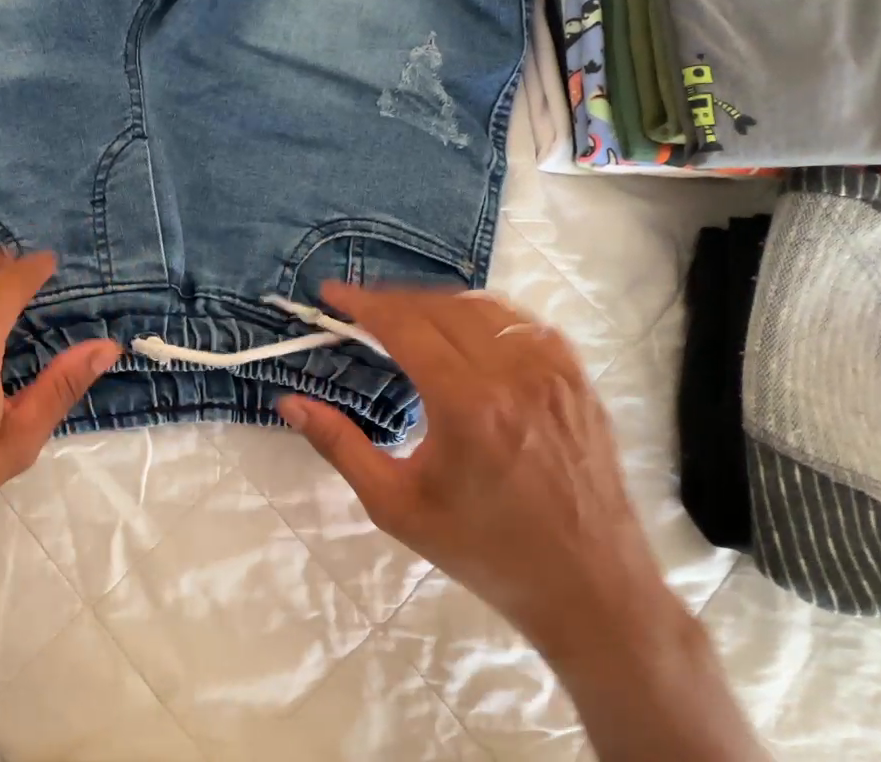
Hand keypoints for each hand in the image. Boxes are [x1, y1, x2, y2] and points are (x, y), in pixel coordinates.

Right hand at [276, 283, 671, 651]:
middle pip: (441, 307)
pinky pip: (524, 324)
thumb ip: (339, 446)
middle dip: (392, 299)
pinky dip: (484, 313)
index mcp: (467, 404)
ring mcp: (555, 375)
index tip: (331, 293)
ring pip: (485, 307)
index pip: (405, 326)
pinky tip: (465, 328)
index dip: (363, 303)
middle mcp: (515, 376)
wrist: (590, 588)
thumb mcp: (395, 505)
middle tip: (356, 306)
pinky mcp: (578, 383)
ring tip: (403, 312)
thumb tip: (290, 403)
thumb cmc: (483, 549)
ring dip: (435, 301)